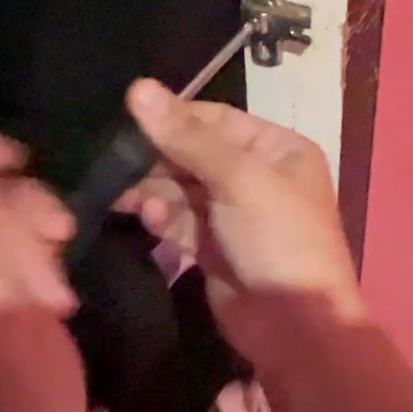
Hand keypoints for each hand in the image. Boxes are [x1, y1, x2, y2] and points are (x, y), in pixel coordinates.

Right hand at [115, 79, 364, 351]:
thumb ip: (187, 137)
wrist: (295, 324)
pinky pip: (181, 221)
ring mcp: (235, 214)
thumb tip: (138, 86)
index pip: (216, 120)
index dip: (174, 119)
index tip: (128, 118)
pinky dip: (164, 218)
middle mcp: (258, 177)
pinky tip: (148, 218)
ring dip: (155, 190)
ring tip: (129, 198)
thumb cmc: (278, 239)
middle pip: (195, 154)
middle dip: (157, 159)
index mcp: (278, 150)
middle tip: (116, 164)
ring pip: (183, 189)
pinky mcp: (214, 248)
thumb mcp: (240, 179)